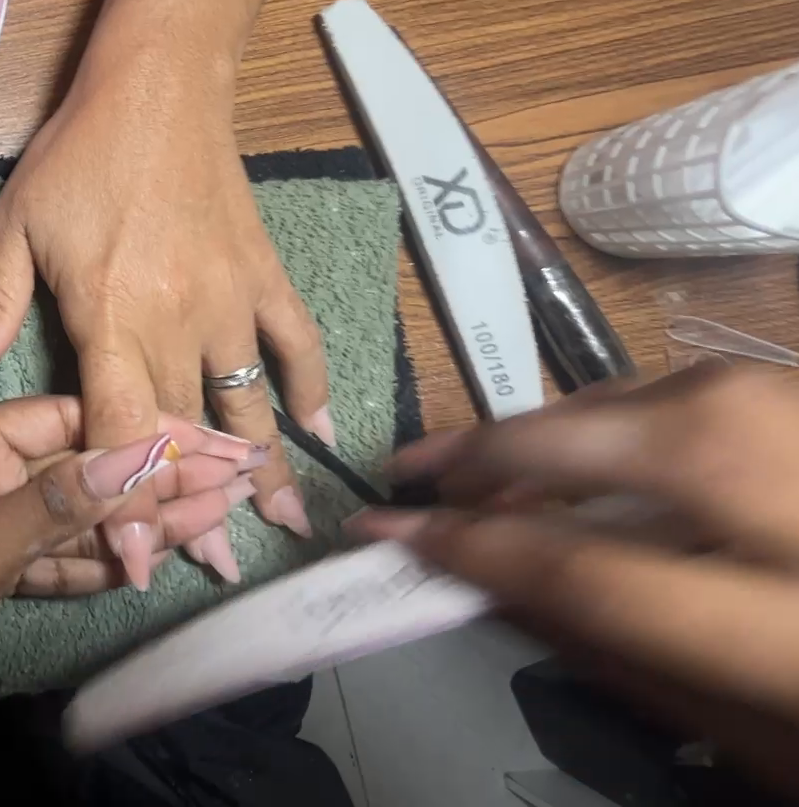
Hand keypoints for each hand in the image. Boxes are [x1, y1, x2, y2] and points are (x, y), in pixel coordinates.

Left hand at [0, 38, 329, 581]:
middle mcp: (178, 321)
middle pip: (184, 430)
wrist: (156, 91)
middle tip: (211, 572)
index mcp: (109, 316)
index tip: (137, 563)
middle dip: (194, 505)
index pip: (117, 427)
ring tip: (277, 530)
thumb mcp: (14, 228)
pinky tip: (319, 435)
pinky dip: (311, 390)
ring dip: (260, 470)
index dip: (125, 498)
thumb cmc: (75, 160)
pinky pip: (296, 344)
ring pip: (247, 403)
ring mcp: (232, 300)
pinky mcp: (265, 274)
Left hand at [0, 396, 260, 709]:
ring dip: (139, 520)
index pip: (64, 421)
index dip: (137, 427)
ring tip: (219, 519)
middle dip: (154, 477)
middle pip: (79, 467)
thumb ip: (52, 505)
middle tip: (237, 479)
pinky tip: (156, 557)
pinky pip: (54, 551)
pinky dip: (99, 557)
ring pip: (75, 513)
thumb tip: (132, 457)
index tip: (207, 438)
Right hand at [351, 365, 798, 793]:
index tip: (383, 529)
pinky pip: (720, 392)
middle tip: (419, 469)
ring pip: (680, 397)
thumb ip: (622, 660)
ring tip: (503, 466)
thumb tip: (480, 579)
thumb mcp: (778, 751)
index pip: (599, 577)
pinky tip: (606, 452)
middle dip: (502, 453)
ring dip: (562, 429)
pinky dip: (636, 416)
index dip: (468, 548)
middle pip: (644, 448)